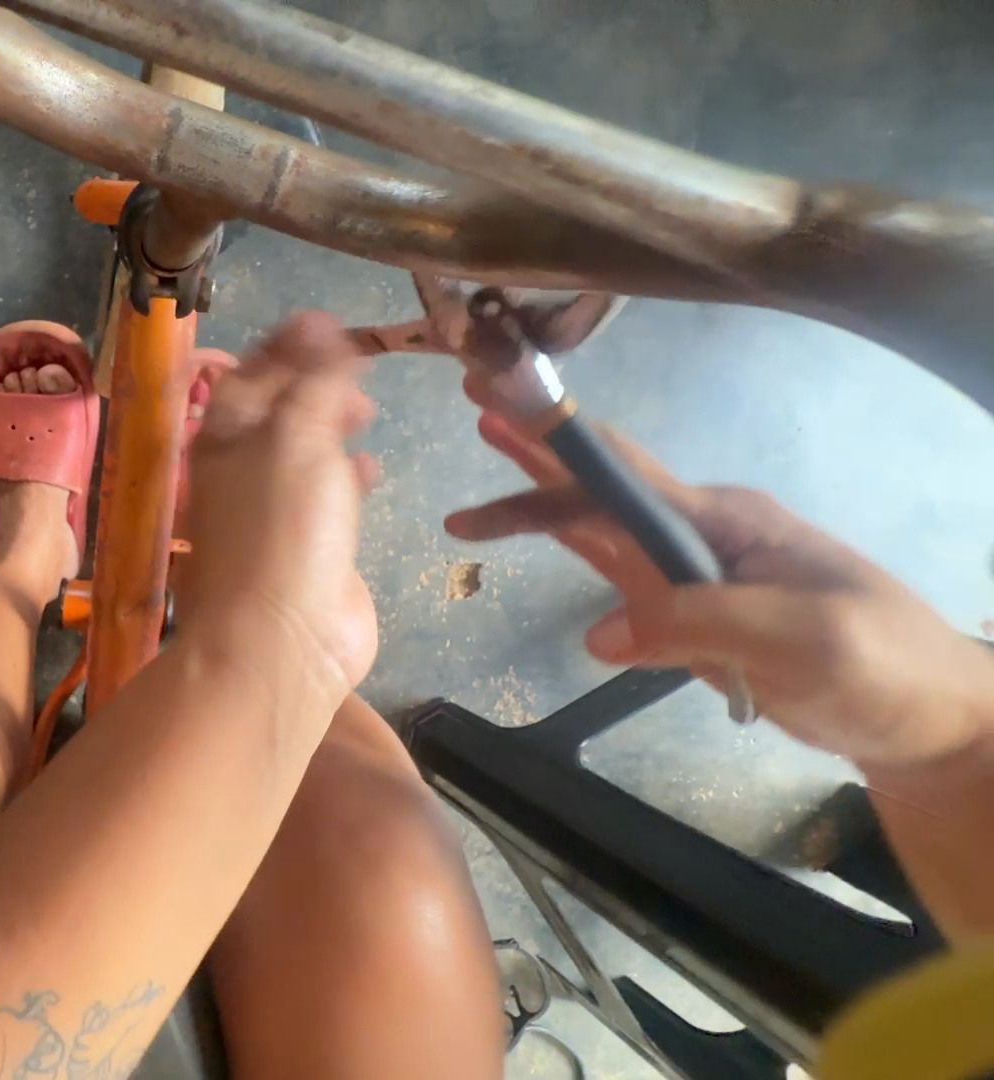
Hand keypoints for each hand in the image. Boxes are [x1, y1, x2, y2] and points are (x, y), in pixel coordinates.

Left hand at [179, 312, 381, 699]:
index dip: (284, 345)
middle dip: (312, 382)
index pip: (249, 373)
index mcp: (223, 438)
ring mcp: (273, 510)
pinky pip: (326, 496)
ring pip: (301, 452)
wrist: (284, 637)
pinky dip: (347, 475)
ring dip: (330, 425)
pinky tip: (371, 470)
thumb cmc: (281, 529)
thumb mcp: (295, 438)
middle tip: (355, 367)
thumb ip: (311, 380)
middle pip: (274, 410)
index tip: (327, 322)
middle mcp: (240, 469)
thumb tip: (316, 325)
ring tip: (365, 410)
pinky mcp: (307, 545)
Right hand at [445, 400, 993, 768]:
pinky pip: (600, 558)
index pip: (617, 478)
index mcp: (720, 517)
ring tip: (487, 442)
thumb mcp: (803, 636)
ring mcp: (677, 563)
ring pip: (587, 514)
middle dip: (534, 440)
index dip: (555, 444)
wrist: (922, 715)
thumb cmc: (878, 663)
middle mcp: (690, 527)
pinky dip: (553, 535)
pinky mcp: (669, 600)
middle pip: (593, 479)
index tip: (502, 412)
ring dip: (531, 485)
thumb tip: (598, 635)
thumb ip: (697, 624)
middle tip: (478, 400)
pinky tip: (520, 522)